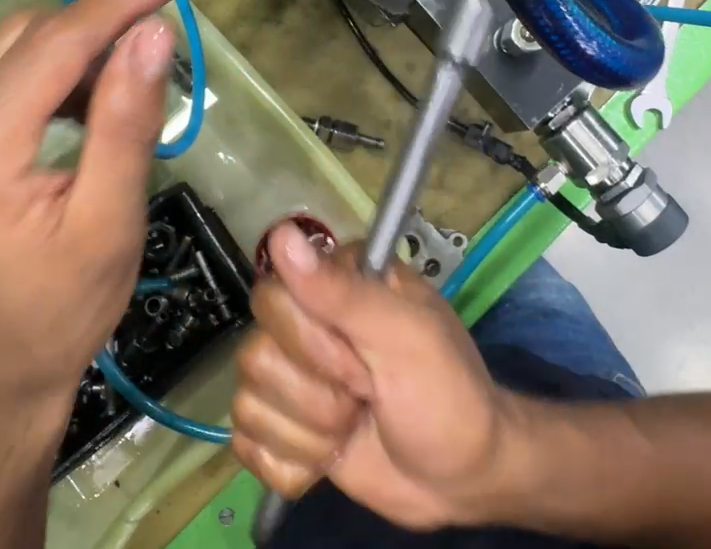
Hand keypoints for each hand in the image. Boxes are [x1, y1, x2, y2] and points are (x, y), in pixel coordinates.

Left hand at [0, 0, 190, 413]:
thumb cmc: (63, 311)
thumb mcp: (111, 221)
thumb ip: (127, 121)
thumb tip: (154, 31)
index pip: (52, 47)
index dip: (121, 2)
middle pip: (22, 38)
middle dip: (98, 25)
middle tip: (160, 41)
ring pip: (4, 50)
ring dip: (72, 48)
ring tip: (125, 82)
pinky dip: (43, 74)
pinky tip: (80, 104)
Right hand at [230, 223, 517, 530]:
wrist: (462, 475)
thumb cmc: (445, 393)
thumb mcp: (404, 336)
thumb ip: (341, 291)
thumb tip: (282, 235)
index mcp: (335, 284)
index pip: (273, 297)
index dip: (312, 344)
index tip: (363, 364)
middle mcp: (305, 322)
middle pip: (257, 354)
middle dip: (318, 395)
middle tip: (368, 394)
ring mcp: (291, 376)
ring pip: (248, 402)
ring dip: (311, 432)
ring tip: (356, 425)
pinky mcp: (282, 427)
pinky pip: (248, 444)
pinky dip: (294, 462)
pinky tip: (332, 455)